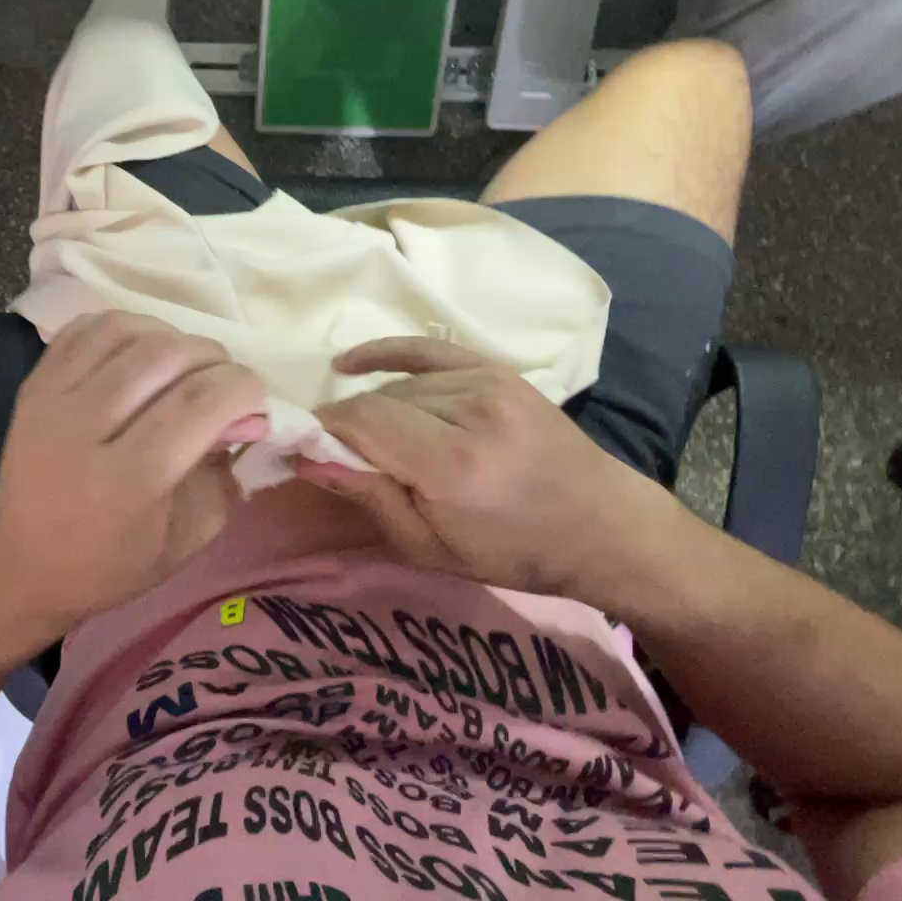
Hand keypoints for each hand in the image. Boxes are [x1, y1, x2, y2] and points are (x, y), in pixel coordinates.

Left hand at [0, 313, 267, 636]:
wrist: (22, 564)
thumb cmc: (112, 564)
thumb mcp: (188, 538)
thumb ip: (225, 473)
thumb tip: (248, 415)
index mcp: (127, 481)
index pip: (199, 402)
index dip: (243, 386)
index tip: (256, 396)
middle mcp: (84, 429)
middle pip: (165, 356)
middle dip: (214, 357)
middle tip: (225, 381)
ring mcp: (51, 400)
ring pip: (127, 331)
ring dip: (173, 337)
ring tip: (186, 363)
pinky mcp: (33, 384)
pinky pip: (87, 328)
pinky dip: (128, 327)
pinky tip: (144, 350)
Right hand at [298, 337, 684, 599]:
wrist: (601, 527)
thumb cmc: (513, 553)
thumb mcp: (429, 547)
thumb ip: (367, 496)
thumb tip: (306, 459)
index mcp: (456, 464)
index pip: (364, 421)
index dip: (323, 431)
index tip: (299, 449)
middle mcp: (471, 411)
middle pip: (377, 400)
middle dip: (344, 425)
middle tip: (330, 454)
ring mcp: (488, 383)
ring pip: (398, 385)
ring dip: (373, 410)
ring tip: (373, 442)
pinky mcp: (498, 371)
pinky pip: (427, 348)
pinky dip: (386, 352)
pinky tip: (349, 362)